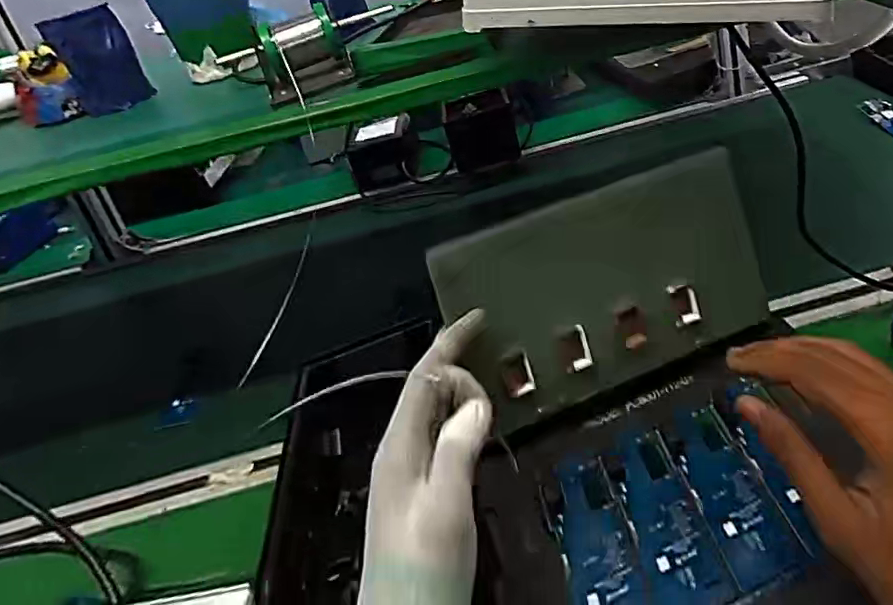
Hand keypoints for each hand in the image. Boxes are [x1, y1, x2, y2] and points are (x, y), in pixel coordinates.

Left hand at [359, 310, 492, 604]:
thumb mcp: (445, 509)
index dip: (449, 342)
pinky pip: (441, 434)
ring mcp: (406, 470)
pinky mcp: (419, 487)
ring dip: (463, 397)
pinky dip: (463, 420)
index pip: (422, 377)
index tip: (476, 319)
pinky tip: (477, 430)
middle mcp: (398, 451)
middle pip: (429, 389)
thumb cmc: (421, 574)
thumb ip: (458, 449)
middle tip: (494, 395)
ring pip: (436, 411)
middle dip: (462, 374)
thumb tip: (475, 404)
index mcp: (399, 447)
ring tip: (490, 405)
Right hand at [728, 338, 892, 604]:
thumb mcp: (844, 524)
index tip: (732, 361)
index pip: (813, 369)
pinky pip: (873, 373)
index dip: (767, 360)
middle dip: (782, 349)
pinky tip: (814, 378)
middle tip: (742, 358)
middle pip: (833, 353)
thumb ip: (794, 456)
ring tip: (767, 361)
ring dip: (808, 351)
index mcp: (887, 422)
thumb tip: (748, 406)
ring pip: (855, 357)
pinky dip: (834, 365)